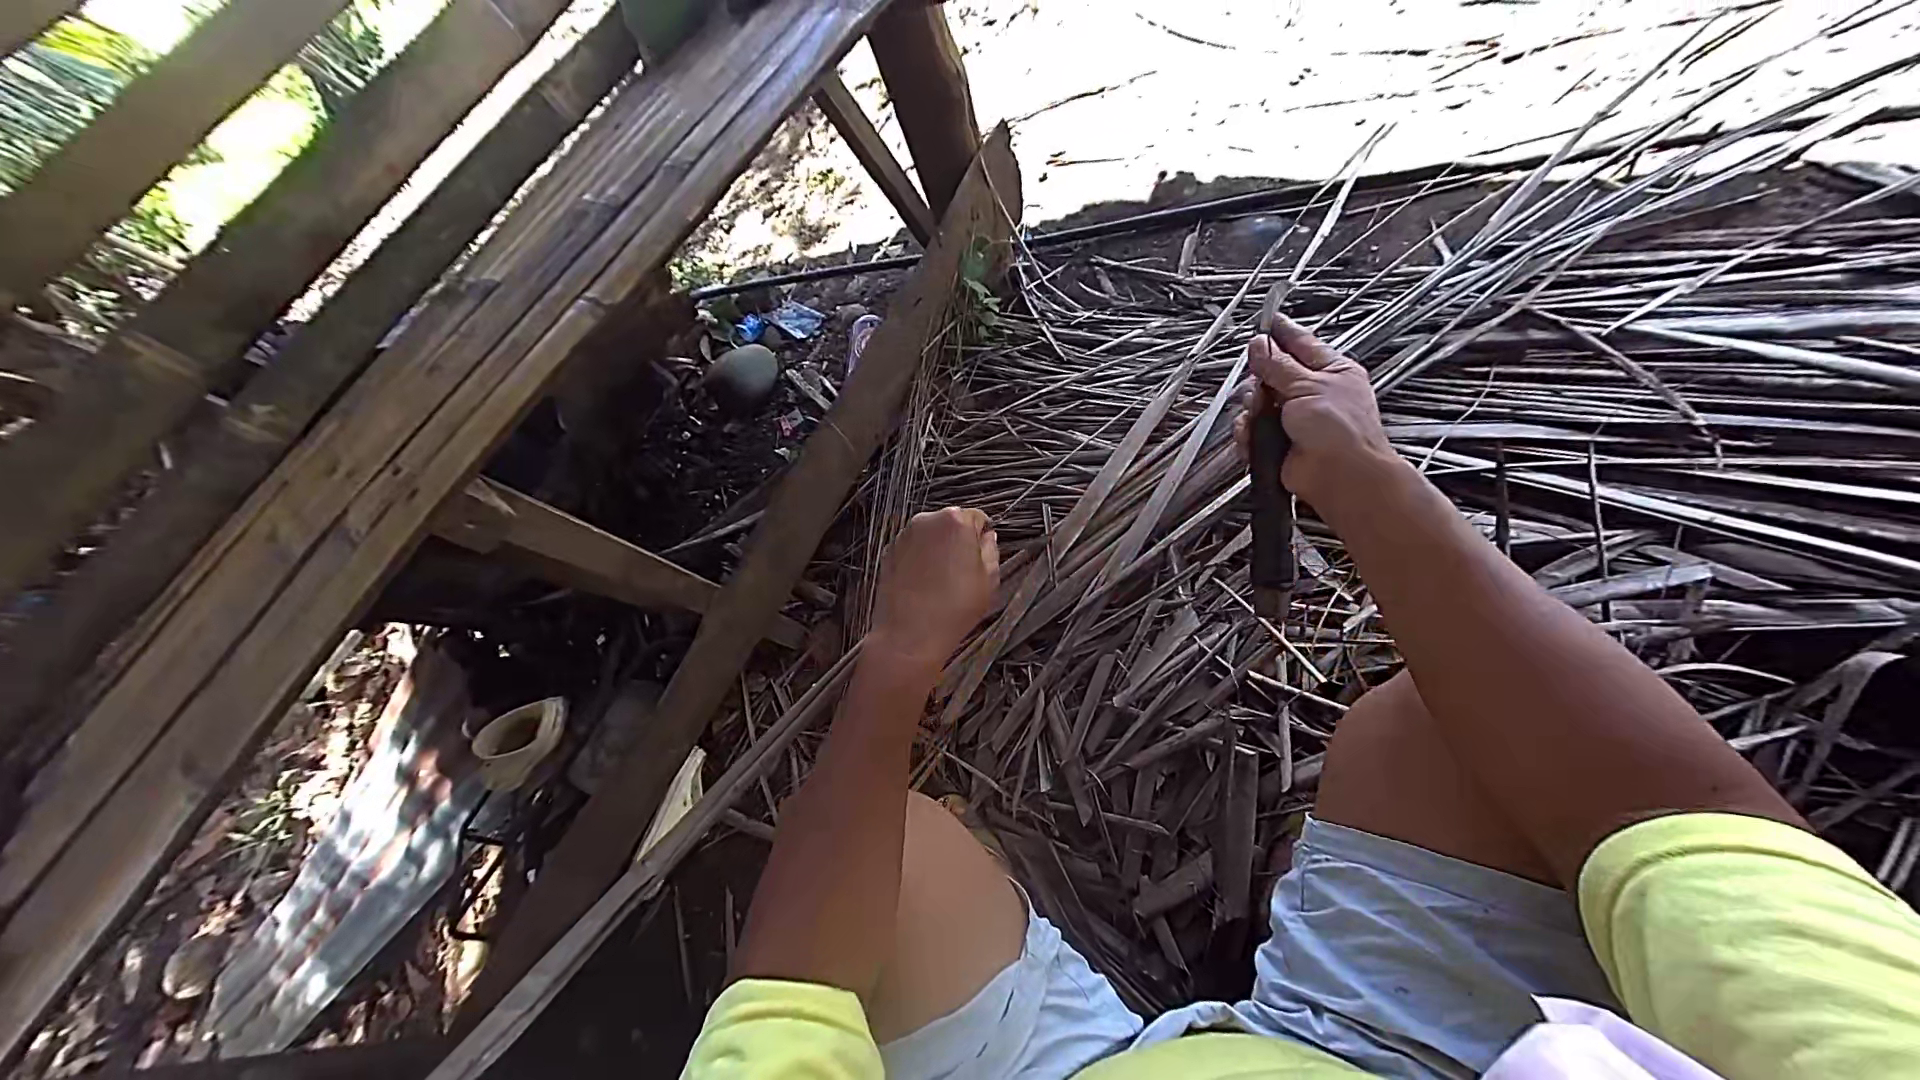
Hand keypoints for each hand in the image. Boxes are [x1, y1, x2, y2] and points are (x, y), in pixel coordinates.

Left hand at [869, 507, 998, 668]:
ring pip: (931, 536)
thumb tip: (986, 538)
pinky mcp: (889, 552)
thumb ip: (991, 550)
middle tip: (963, 573)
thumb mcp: (989, 580)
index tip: (981, 559)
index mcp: (956, 521)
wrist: (910, 634)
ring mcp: (904, 535)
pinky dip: (919, 560)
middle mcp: (927, 520)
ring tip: (941, 582)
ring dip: (938, 550)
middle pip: (951, 523)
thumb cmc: (954, 609)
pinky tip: (924, 585)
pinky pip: (912, 549)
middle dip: (958, 542)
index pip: (978, 518)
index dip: (982, 539)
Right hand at [1233, 314, 1399, 512]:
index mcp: (1332, 372)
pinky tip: (1252, 436)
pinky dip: (1247, 433)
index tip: (1266, 322)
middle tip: (1258, 384)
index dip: (1282, 333)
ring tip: (1258, 414)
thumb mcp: (1308, 385)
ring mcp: (1295, 420)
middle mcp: (1313, 394)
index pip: (1301, 344)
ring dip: (1252, 410)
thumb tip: (1259, 345)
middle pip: (1272, 375)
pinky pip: (1252, 431)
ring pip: (1257, 404)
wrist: (1339, 475)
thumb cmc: (1341, 430)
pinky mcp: (1278, 443)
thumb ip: (1278, 365)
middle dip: (1259, 380)